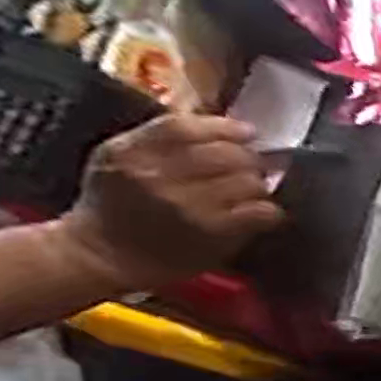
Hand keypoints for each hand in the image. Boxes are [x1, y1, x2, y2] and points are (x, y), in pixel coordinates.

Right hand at [52, 114, 284, 290]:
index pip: (183, 127)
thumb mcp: (122, 162)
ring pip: (248, 182)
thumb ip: (161, 144)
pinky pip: (260, 212)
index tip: (248, 132)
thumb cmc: (119, 205)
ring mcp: (187, 205)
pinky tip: (263, 213)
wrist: (110, 253)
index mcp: (129, 151)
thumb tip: (218, 129)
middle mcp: (156, 175)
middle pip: (225, 154)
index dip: (224, 127)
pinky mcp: (214, 231)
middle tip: (255, 167)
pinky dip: (270, 211)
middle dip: (250, 159)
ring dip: (260, 186)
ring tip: (253, 192)